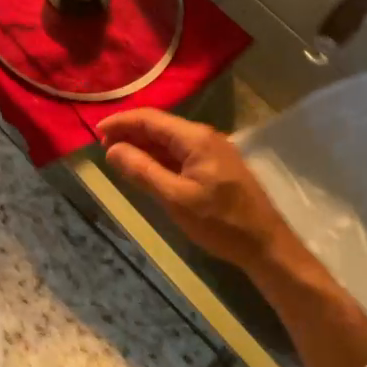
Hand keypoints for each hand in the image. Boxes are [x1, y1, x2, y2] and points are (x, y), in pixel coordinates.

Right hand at [96, 109, 300, 271]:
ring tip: (122, 159)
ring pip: (169, 139)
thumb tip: (111, 149)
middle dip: (130, 133)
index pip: (148, 119)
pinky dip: (160, 156)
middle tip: (106, 149)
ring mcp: (214, 150)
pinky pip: (181, 152)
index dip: (120, 123)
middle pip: (159, 125)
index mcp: (194, 138)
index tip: (97, 133)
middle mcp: (204, 136)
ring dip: (144, 146)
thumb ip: (142, 171)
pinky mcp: (218, 165)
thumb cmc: (221, 223)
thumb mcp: (176, 199)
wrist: (269, 248)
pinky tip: (149, 169)